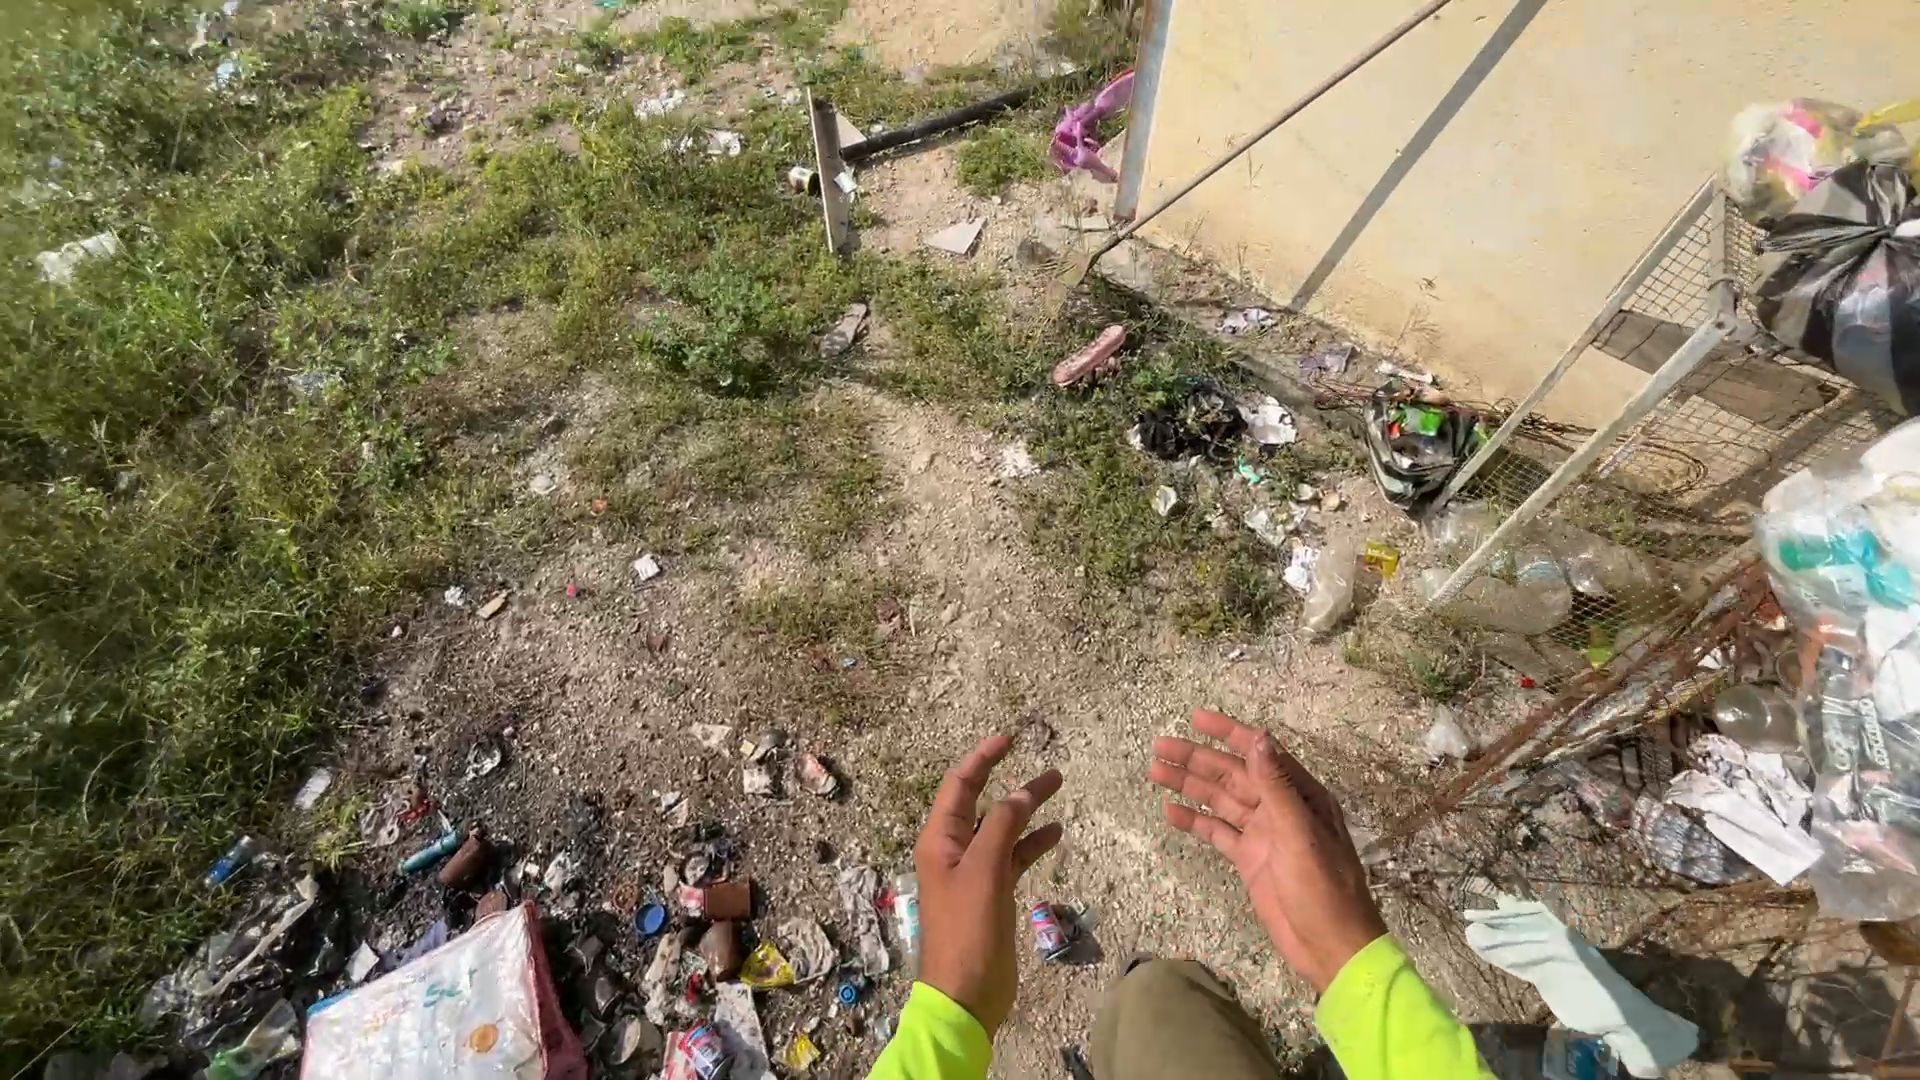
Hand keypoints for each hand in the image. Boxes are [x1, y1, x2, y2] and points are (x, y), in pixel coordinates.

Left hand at [914, 735, 1063, 1035]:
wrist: (966, 995)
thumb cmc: (967, 929)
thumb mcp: (984, 870)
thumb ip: (1002, 827)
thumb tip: (1020, 794)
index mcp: (940, 838)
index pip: (959, 785)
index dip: (981, 758)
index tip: (1007, 739)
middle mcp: (954, 848)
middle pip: (983, 801)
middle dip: (1009, 778)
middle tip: (1038, 759)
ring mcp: (974, 871)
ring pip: (1002, 827)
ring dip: (1027, 808)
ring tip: (1057, 784)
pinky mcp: (992, 892)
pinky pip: (1013, 856)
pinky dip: (1032, 842)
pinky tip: (1056, 832)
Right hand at [1148, 708, 1384, 992]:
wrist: (1332, 949)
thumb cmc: (1323, 888)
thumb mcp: (1300, 834)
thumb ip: (1275, 786)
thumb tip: (1259, 740)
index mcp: (1299, 795)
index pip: (1259, 752)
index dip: (1228, 732)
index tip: (1196, 718)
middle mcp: (1278, 807)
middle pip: (1230, 773)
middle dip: (1196, 758)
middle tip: (1160, 746)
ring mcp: (1261, 833)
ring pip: (1219, 799)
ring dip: (1189, 785)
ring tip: (1155, 772)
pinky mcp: (1249, 858)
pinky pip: (1216, 831)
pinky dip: (1194, 821)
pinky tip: (1170, 811)